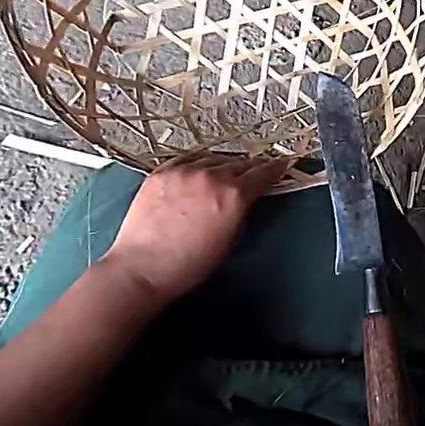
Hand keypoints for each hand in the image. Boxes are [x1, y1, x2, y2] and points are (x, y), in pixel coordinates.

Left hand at [103, 154, 294, 303]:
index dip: (275, 168)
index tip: (280, 165)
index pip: (263, 172)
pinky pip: (189, 157)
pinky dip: (201, 161)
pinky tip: (202, 167)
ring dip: (225, 164)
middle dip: (251, 167)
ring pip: (215, 157)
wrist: (143, 268)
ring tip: (228, 171)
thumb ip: (244, 210)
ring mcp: (184, 170)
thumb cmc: (190, 263)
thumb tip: (250, 196)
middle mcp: (211, 176)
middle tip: (256, 172)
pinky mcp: (163, 171)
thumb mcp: (231, 239)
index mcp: (234, 194)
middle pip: (240, 162)